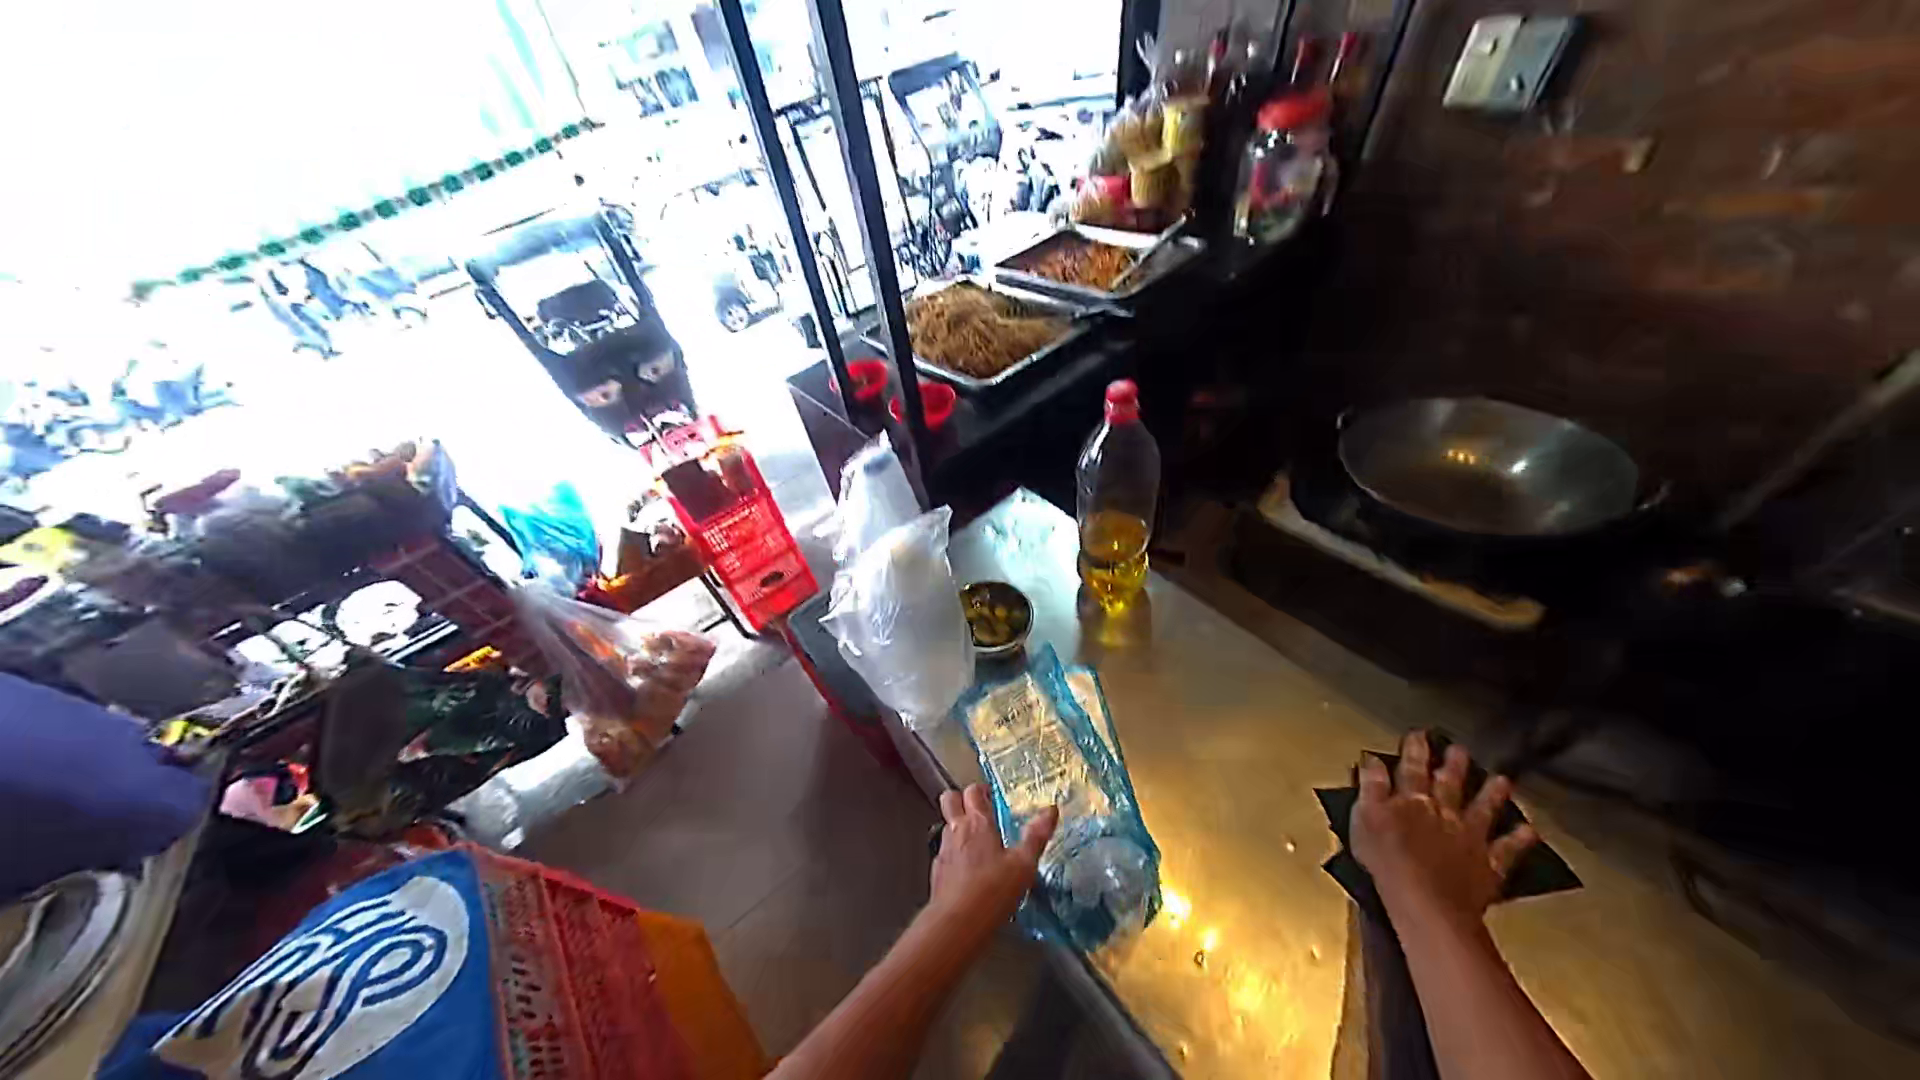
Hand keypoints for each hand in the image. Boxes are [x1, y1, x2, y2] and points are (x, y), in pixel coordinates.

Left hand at [929, 784, 1057, 933]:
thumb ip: (1036, 836)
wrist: (956, 924)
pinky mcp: (936, 872)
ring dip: (958, 827)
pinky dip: (954, 854)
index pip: (973, 792)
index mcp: (978, 823)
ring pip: (946, 825)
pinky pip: (944, 853)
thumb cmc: (992, 891)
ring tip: (976, 842)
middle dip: (960, 799)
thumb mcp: (1023, 865)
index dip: (981, 790)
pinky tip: (967, 871)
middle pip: (950, 799)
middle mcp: (957, 830)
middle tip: (977, 809)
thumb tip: (1051, 810)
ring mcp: (943, 850)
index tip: (991, 796)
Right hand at [1351, 731, 1537, 926]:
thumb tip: (1373, 760)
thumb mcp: (1364, 816)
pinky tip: (1529, 831)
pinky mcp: (1487, 866)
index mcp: (1411, 800)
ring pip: (1482, 809)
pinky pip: (1506, 850)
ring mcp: (1469, 838)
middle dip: (1453, 765)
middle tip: (1460, 748)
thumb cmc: (1386, 859)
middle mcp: (1444, 813)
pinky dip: (1519, 840)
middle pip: (1449, 784)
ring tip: (1502, 779)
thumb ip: (1370, 786)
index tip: (1419, 734)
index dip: (1415, 750)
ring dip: (1491, 794)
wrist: (1425, 902)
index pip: (1412, 768)